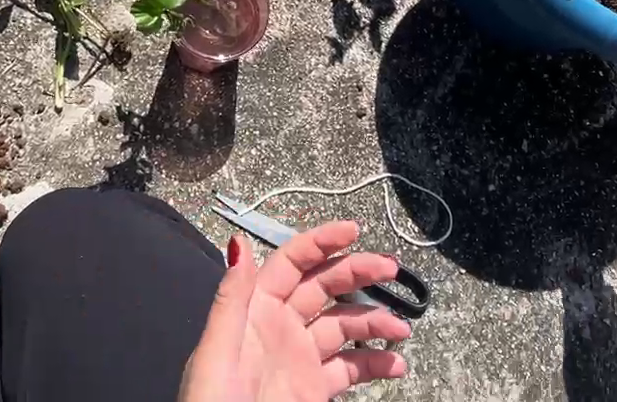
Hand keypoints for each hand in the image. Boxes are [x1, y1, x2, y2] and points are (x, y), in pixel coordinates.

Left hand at [177, 221, 411, 401]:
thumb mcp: (215, 352)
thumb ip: (231, 299)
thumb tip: (240, 242)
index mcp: (256, 307)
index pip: (292, 262)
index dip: (322, 242)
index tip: (354, 230)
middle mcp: (281, 324)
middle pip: (324, 285)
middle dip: (357, 272)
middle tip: (390, 267)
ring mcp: (300, 357)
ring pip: (343, 325)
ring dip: (374, 321)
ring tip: (401, 330)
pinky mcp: (314, 389)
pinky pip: (349, 368)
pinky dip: (375, 364)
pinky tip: (396, 365)